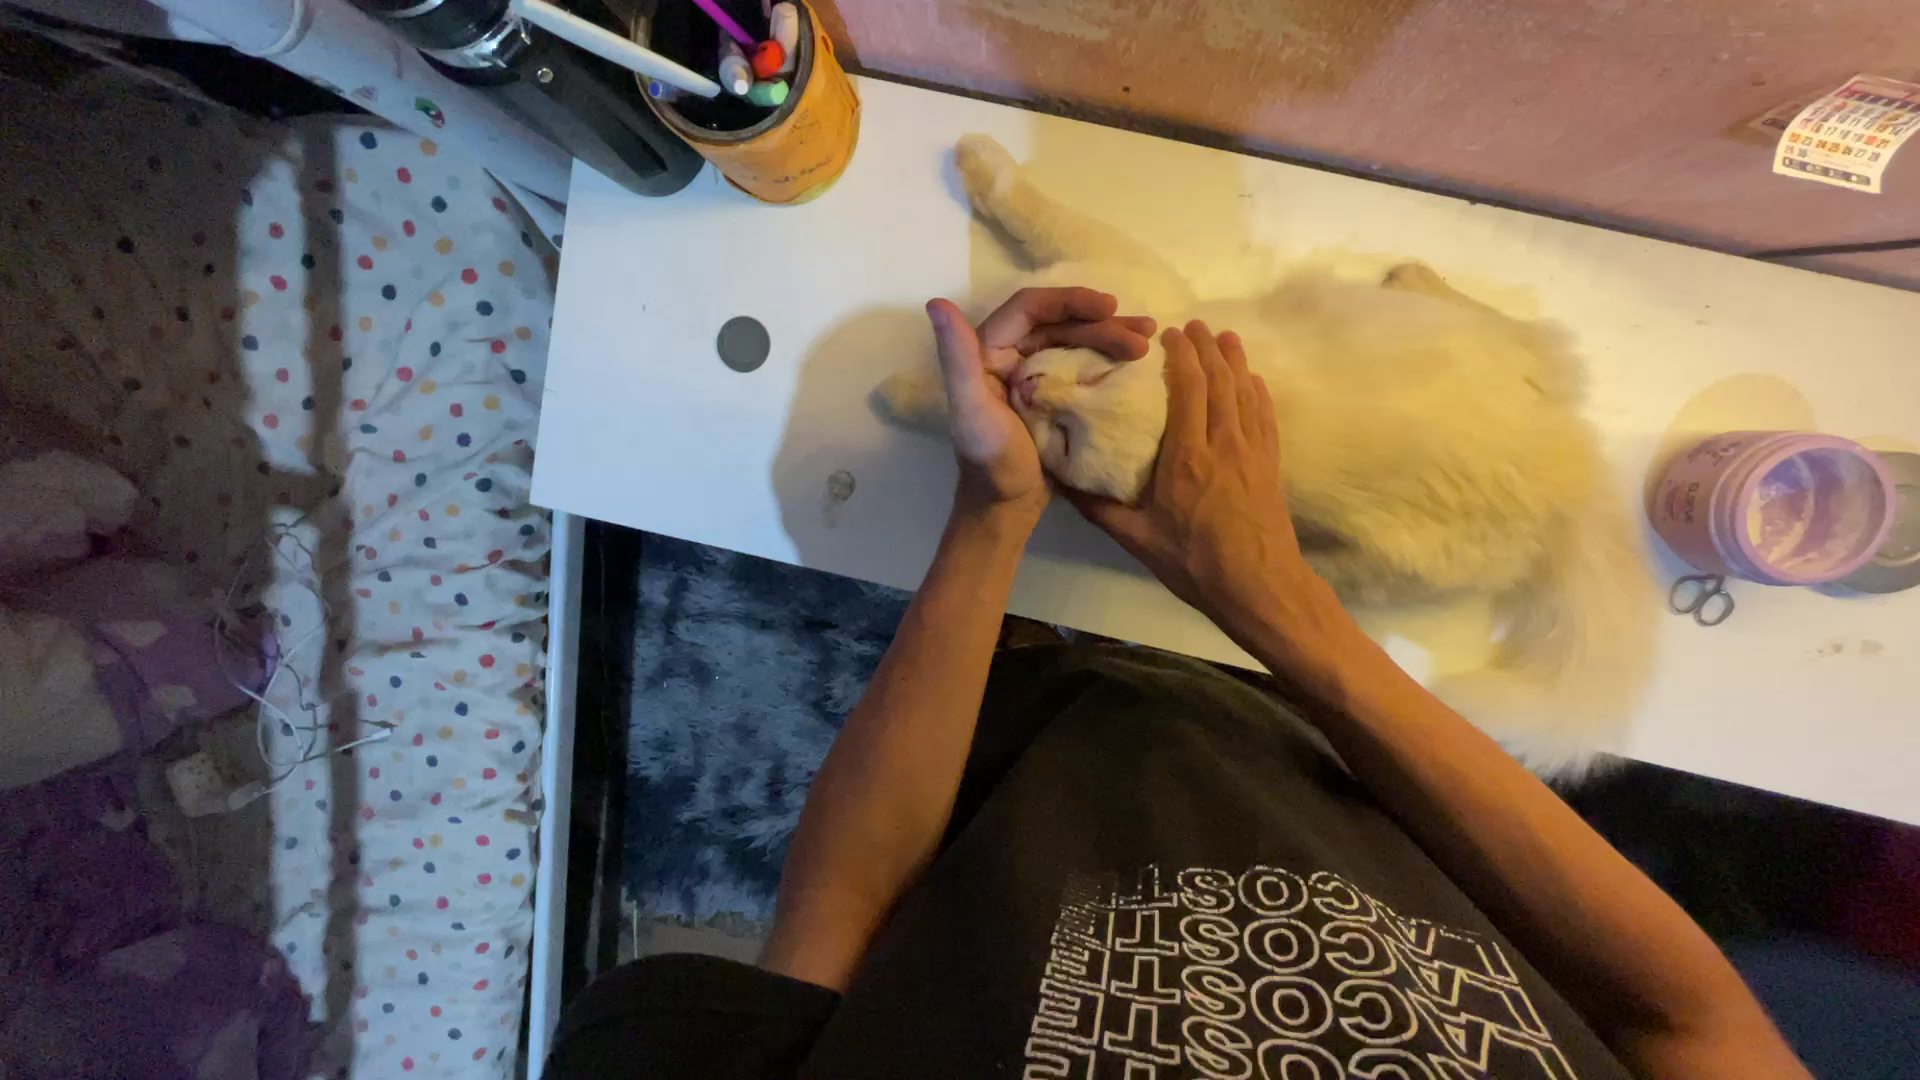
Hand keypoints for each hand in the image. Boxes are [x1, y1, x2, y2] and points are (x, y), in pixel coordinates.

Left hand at [926, 288, 1154, 523]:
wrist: (1010, 506)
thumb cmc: (990, 461)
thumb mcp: (972, 410)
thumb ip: (957, 358)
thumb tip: (935, 303)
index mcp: (988, 351)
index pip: (1030, 308)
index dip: (1069, 300)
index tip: (1108, 307)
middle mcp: (1011, 356)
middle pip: (1061, 323)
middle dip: (1102, 323)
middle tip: (1141, 338)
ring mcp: (1036, 375)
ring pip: (1077, 341)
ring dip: (1113, 336)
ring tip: (1149, 340)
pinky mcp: (1056, 394)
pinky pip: (1086, 364)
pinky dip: (1111, 359)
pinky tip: (1141, 360)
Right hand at [1070, 321, 1339, 639]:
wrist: (1259, 588)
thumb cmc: (1193, 562)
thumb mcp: (1135, 539)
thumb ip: (1097, 507)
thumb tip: (1059, 479)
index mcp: (1187, 457)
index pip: (1189, 389)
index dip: (1181, 355)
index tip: (1169, 333)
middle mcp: (1223, 444)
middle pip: (1220, 381)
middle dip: (1207, 347)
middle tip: (1193, 325)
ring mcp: (1253, 452)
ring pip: (1246, 391)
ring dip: (1235, 360)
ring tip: (1224, 337)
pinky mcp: (1270, 465)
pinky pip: (1265, 415)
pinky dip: (1258, 390)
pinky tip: (1253, 379)